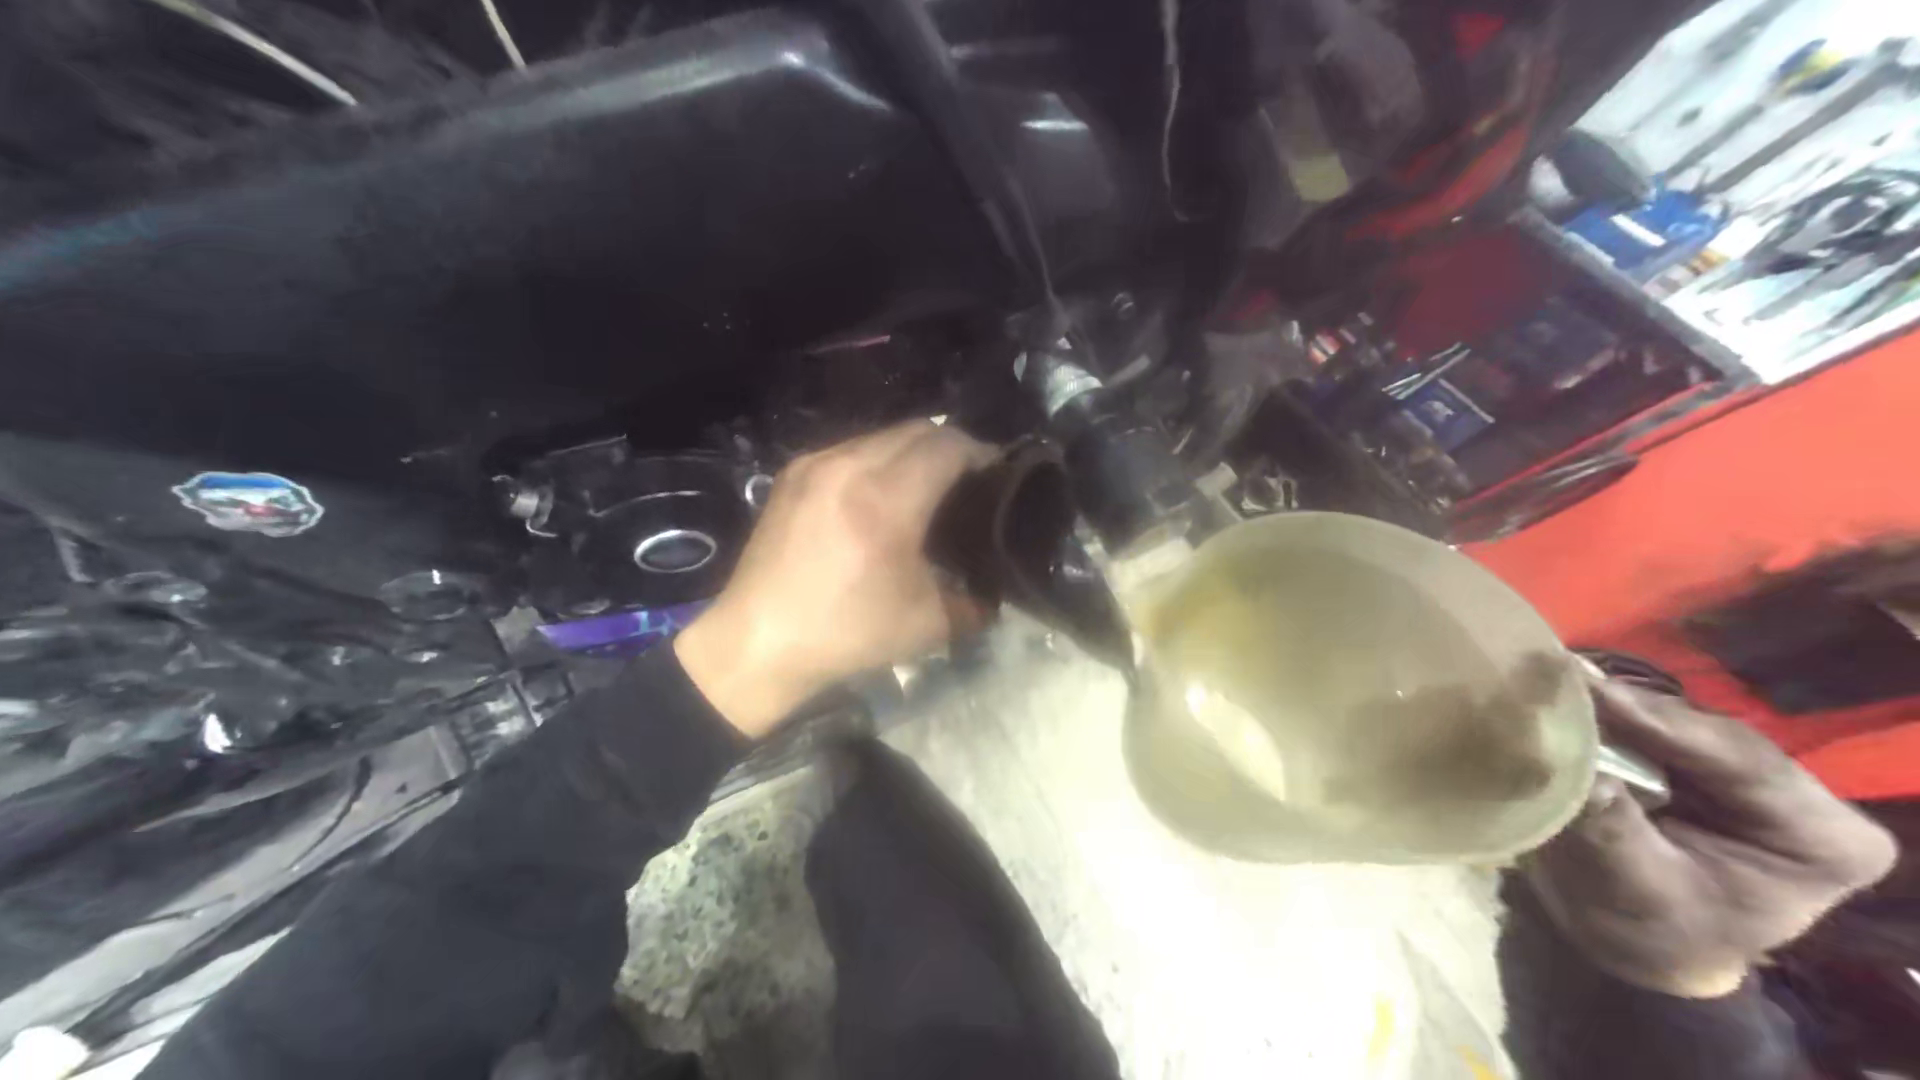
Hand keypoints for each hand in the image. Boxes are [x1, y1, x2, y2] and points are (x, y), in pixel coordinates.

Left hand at [674, 421, 995, 737]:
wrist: (758, 642)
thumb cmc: (846, 634)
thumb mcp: (927, 625)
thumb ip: (976, 602)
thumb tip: (998, 591)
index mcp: (885, 499)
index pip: (949, 446)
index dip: (983, 455)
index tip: (999, 478)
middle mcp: (849, 465)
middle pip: (918, 429)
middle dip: (952, 449)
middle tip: (969, 483)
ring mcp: (816, 464)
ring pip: (884, 434)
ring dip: (915, 451)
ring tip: (928, 487)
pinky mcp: (794, 472)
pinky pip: (852, 448)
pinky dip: (879, 460)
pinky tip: (882, 494)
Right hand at [1524, 676, 1896, 998]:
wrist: (1628, 941)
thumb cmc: (1648, 932)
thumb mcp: (1634, 890)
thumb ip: (1608, 827)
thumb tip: (1561, 761)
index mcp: (1820, 837)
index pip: (1745, 762)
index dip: (1663, 721)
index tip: (1591, 687)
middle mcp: (1787, 791)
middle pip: (1699, 730)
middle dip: (1623, 706)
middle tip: (1551, 672)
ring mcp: (1728, 770)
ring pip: (1663, 719)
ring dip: (1601, 702)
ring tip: (1542, 675)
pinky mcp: (1677, 758)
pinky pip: (1635, 724)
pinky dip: (1590, 712)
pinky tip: (1550, 693)